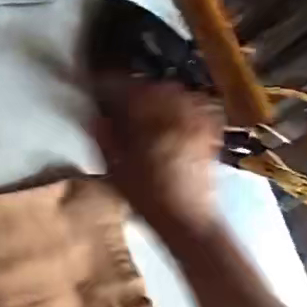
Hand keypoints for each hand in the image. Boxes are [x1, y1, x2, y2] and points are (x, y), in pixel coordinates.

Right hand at [91, 77, 225, 239]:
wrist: (187, 220)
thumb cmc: (148, 199)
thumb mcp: (116, 172)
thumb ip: (106, 140)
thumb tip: (97, 119)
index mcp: (151, 123)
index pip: (128, 91)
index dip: (111, 86)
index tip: (99, 87)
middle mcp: (178, 116)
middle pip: (154, 87)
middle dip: (136, 89)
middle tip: (121, 98)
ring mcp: (198, 123)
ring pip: (177, 93)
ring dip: (158, 94)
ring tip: (145, 105)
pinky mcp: (210, 133)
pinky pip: (198, 106)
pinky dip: (183, 104)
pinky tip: (174, 114)